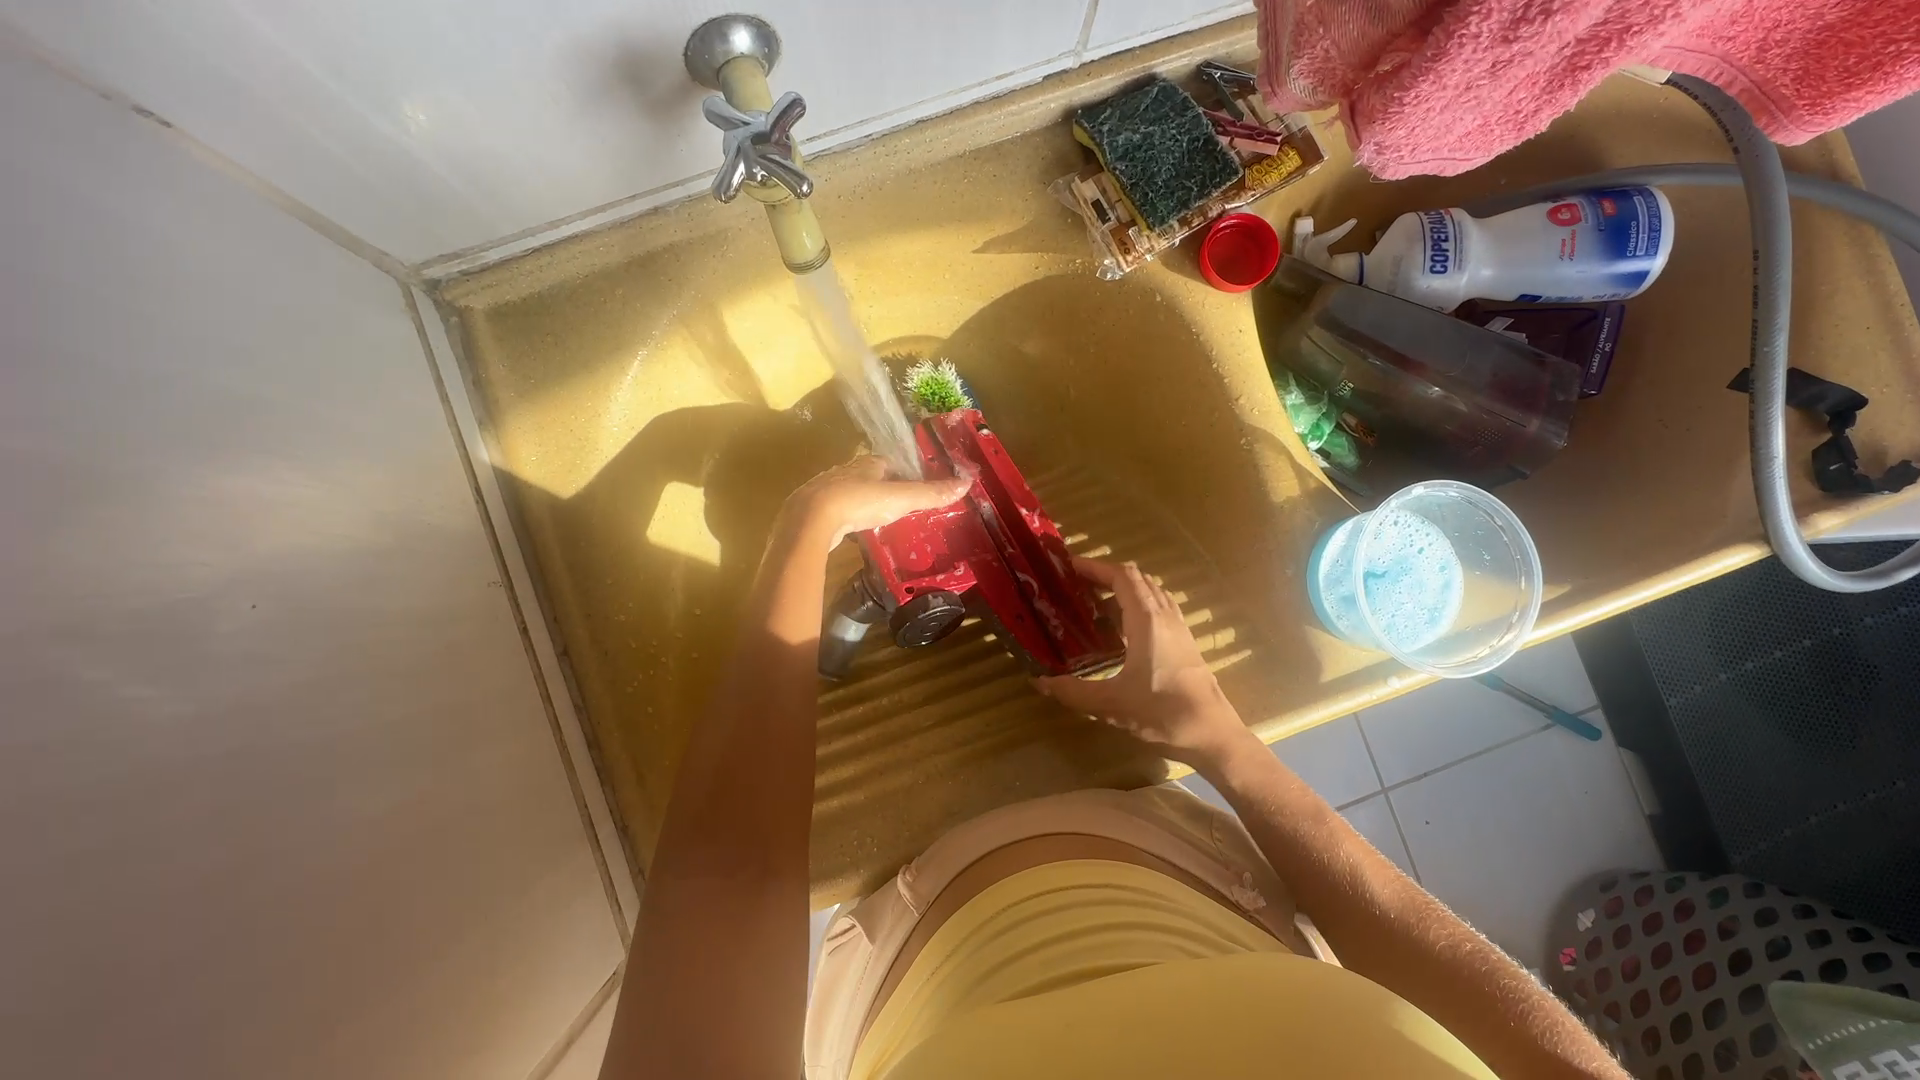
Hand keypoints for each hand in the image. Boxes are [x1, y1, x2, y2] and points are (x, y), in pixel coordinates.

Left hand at [781, 454, 971, 548]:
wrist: (810, 519)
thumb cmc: (859, 502)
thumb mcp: (901, 498)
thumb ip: (931, 493)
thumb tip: (967, 483)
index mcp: (867, 464)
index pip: (888, 463)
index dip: (900, 473)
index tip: (911, 486)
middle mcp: (844, 471)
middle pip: (866, 476)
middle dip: (879, 487)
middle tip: (894, 505)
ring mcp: (824, 490)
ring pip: (846, 493)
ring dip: (859, 503)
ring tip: (873, 520)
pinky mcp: (809, 511)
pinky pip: (831, 512)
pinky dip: (842, 519)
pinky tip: (847, 532)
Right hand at [1034, 557, 1254, 768]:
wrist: (1213, 734)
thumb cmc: (1163, 713)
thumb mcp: (1111, 704)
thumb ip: (1073, 691)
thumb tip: (1040, 681)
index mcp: (1147, 621)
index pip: (1122, 576)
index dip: (1095, 567)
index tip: (1069, 567)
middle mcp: (1165, 616)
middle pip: (1137, 579)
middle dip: (1106, 576)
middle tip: (1076, 586)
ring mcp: (1179, 629)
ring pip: (1151, 593)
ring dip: (1124, 591)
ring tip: (1095, 606)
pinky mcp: (1185, 643)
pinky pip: (1159, 610)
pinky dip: (1138, 607)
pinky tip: (1123, 631)